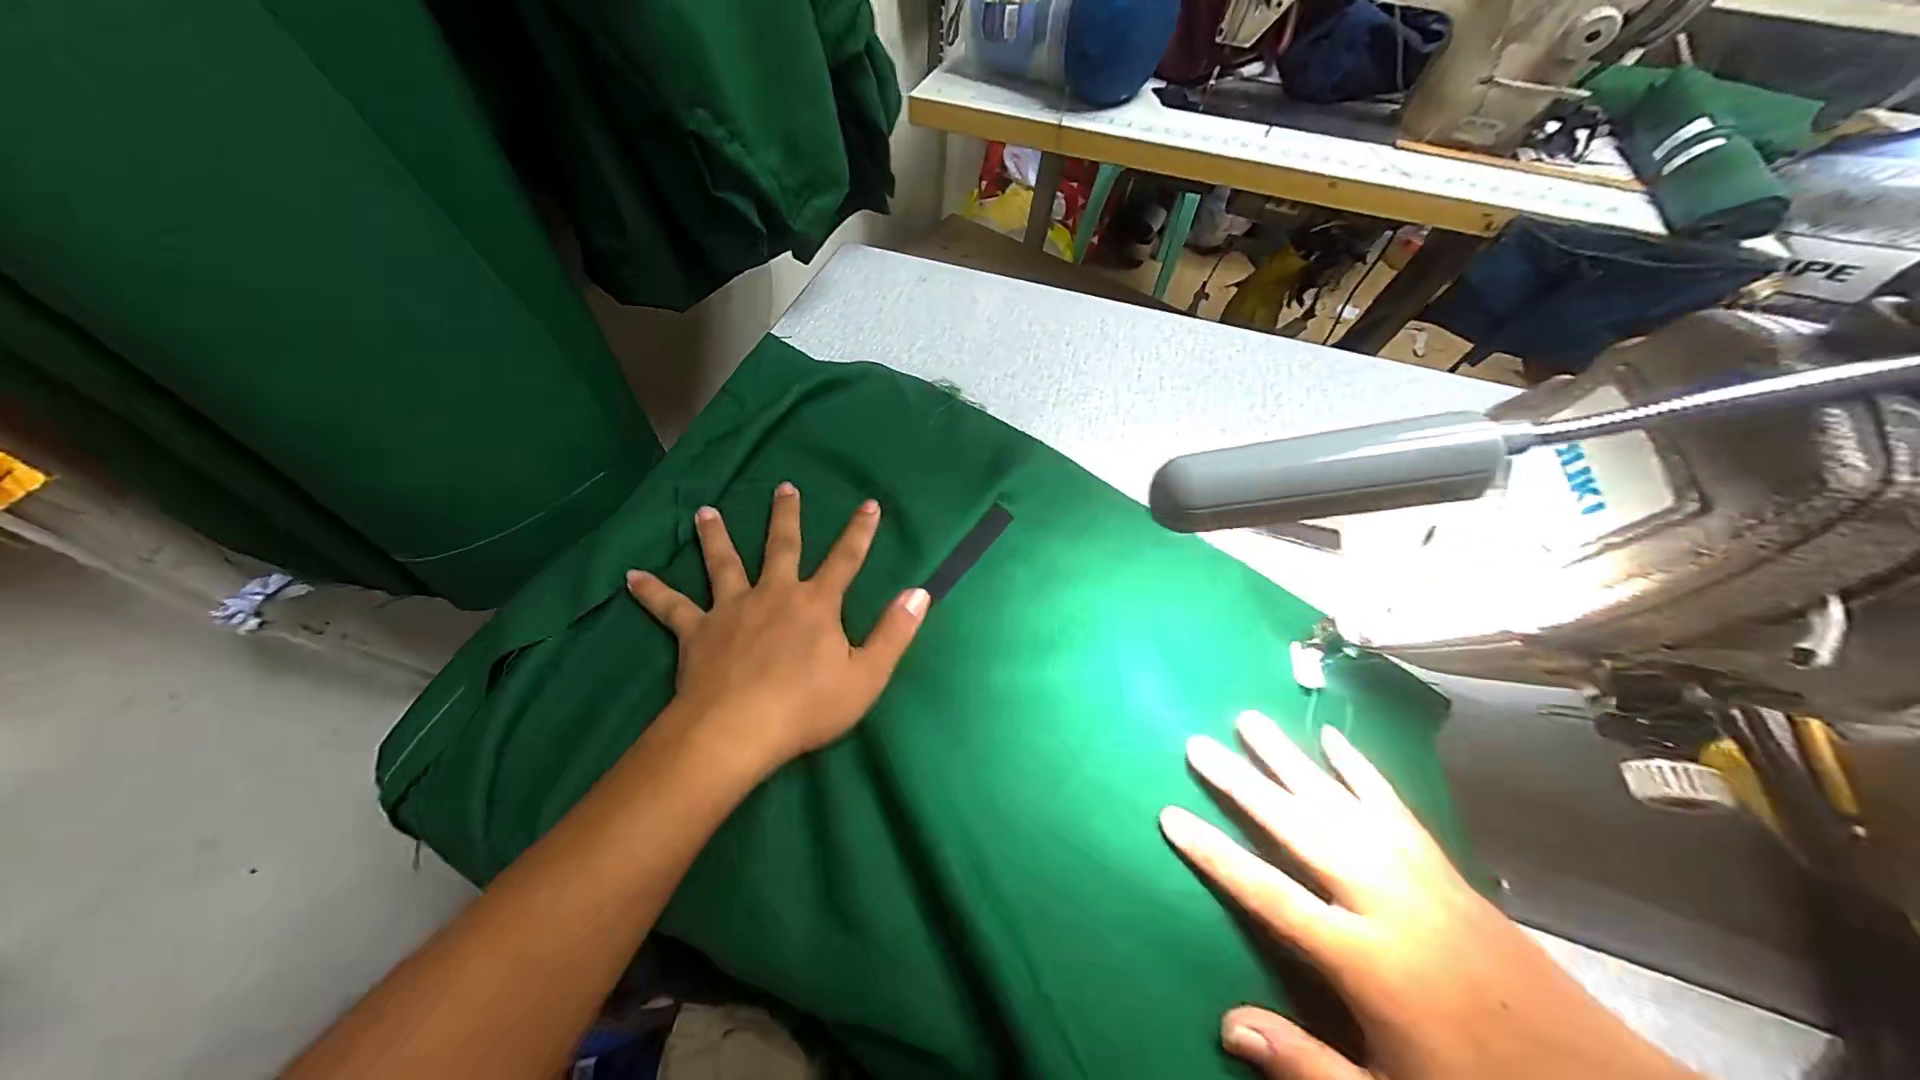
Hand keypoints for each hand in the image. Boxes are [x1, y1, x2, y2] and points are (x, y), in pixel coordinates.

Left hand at [624, 482, 928, 771]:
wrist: (740, 729)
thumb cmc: (808, 706)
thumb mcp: (867, 675)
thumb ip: (895, 632)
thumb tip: (920, 592)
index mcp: (816, 604)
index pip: (846, 560)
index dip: (860, 532)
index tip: (869, 504)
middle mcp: (774, 594)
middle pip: (782, 546)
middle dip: (786, 516)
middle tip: (784, 486)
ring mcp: (732, 609)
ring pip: (723, 563)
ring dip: (715, 536)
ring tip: (705, 511)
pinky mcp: (696, 631)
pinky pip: (670, 607)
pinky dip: (652, 591)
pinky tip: (630, 576)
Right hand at [1160, 711, 1698, 1079]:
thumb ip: (1306, 1064)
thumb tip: (1225, 1023)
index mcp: (1367, 960)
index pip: (1270, 895)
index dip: (1215, 854)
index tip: (1170, 814)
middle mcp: (1388, 903)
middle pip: (1301, 830)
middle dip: (1244, 785)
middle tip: (1198, 746)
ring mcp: (1422, 878)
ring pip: (1342, 804)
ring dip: (1292, 760)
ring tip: (1250, 722)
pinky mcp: (1447, 870)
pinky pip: (1395, 808)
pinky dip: (1362, 771)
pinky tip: (1335, 742)